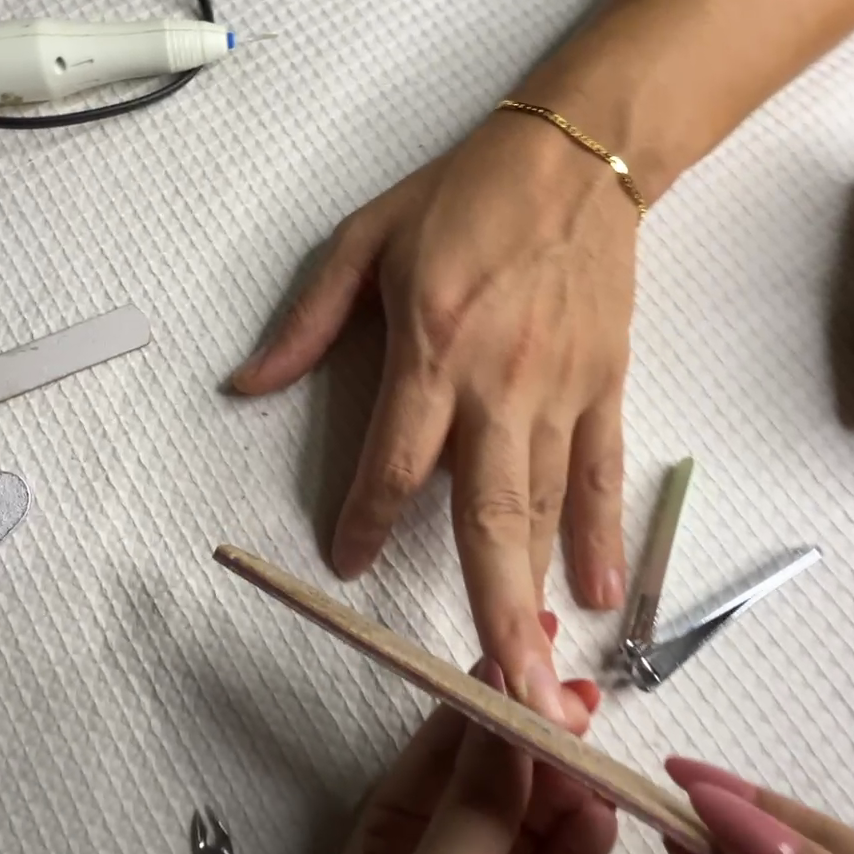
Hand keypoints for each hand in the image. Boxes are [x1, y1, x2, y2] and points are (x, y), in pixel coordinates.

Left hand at [230, 109, 641, 721]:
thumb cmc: (461, 197)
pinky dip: (600, 532)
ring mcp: (561, 388)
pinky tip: (600, 592)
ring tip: (545, 672)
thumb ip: (306, 323)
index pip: (393, 461)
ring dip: (540, 590)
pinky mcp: (607, 382)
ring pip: (545, 505)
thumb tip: (246, 384)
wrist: (575, 157)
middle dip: (493, 608)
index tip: (345, 564)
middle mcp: (500, 383)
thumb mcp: (364, 241)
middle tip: (502, 695)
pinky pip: (601, 470)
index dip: (364, 520)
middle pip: (488, 512)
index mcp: (432, 347)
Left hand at [337, 625, 615, 853]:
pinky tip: (600, 812)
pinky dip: (582, 843)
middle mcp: (440, 851)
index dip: (481, 700)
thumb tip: (496, 685)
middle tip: (580, 697)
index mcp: (388, 837)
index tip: (522, 654)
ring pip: (534, 822)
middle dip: (535, 737)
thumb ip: (474, 801)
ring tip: (591, 753)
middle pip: (494, 780)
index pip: (438, 751)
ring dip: (568, 786)